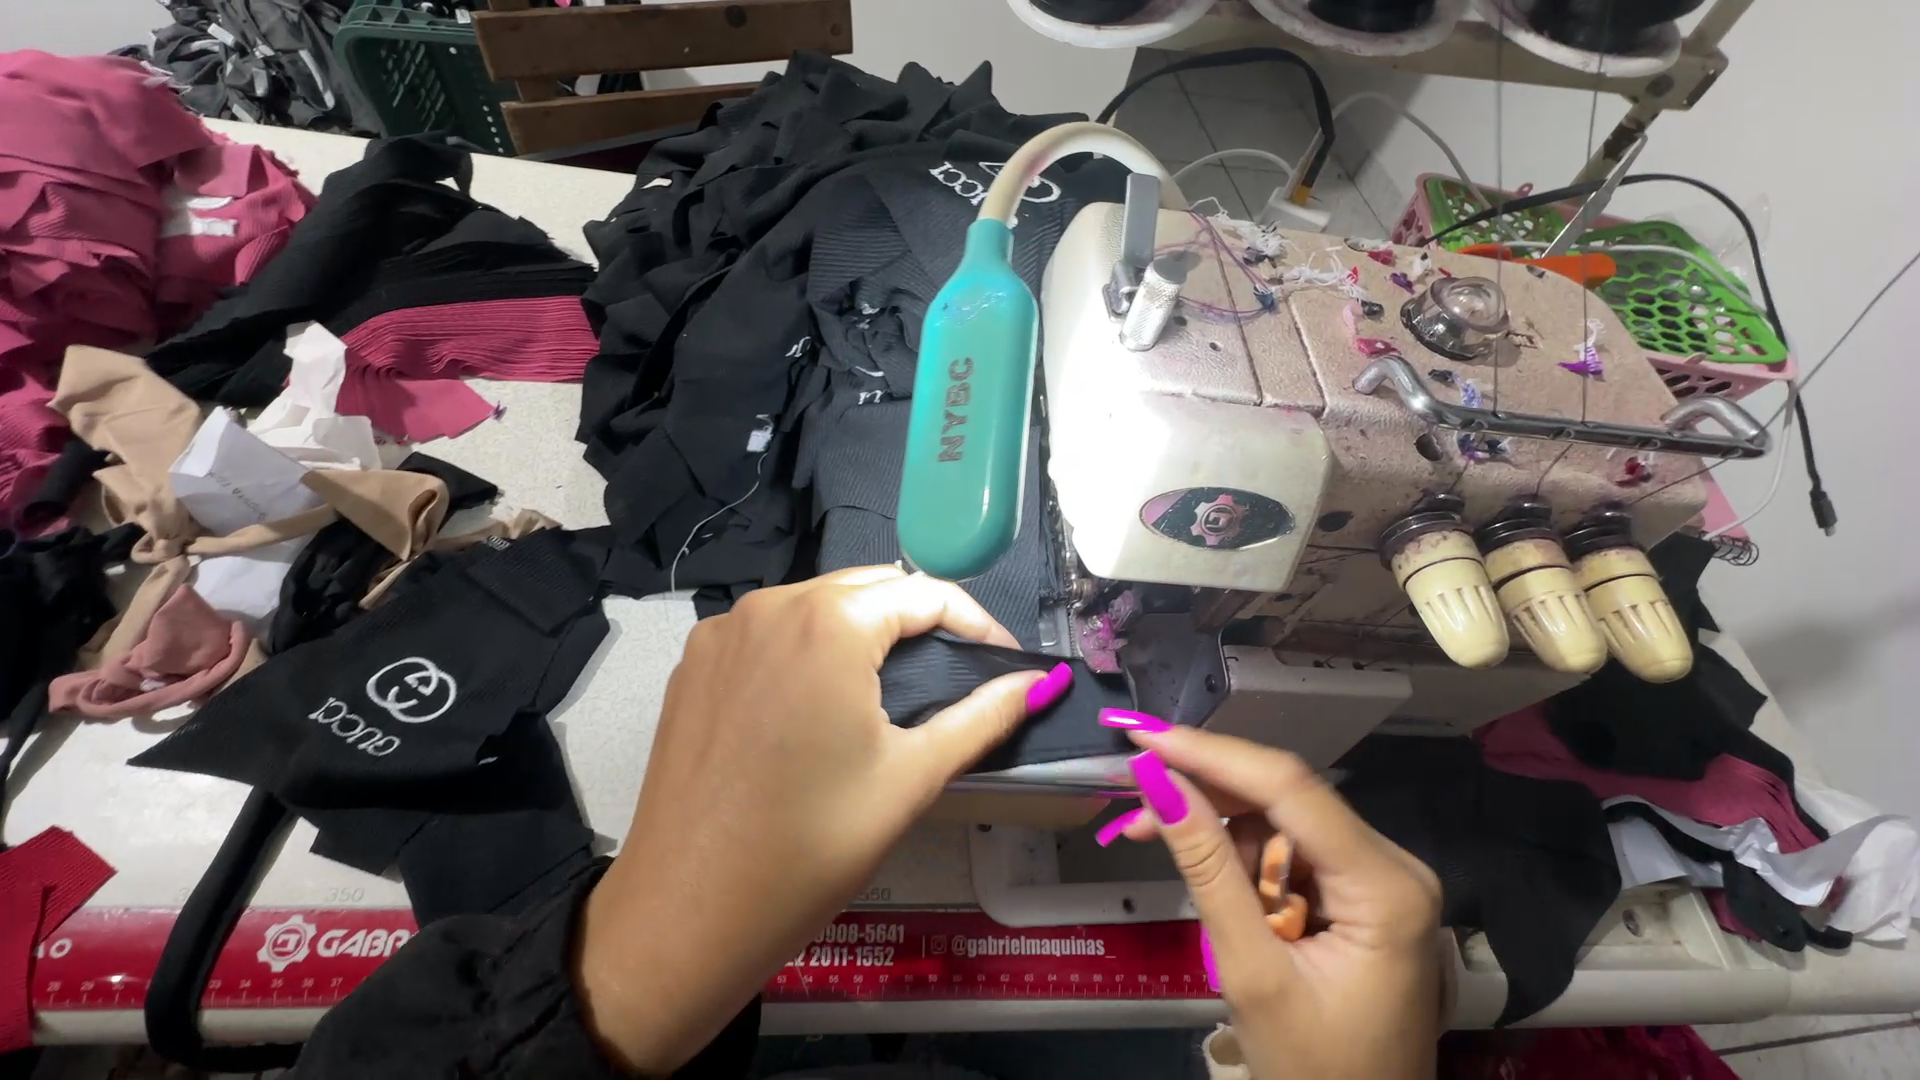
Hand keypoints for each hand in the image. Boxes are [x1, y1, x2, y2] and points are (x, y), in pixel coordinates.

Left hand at [572, 566, 1067, 1073]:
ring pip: (817, 603)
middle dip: (920, 618)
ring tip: (891, 683)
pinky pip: (769, 629)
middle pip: (869, 587)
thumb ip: (983, 717)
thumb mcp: (911, 777)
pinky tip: (818, 698)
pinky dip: (808, 645)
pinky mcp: (694, 660)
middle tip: (954, 669)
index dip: (975, 622)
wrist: (686, 913)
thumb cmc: (810, 846)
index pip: (924, 593)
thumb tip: (1038, 683)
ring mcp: (724, 630)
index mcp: (829, 623)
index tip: (1004, 659)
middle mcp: (771, 604)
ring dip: (864, 628)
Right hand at [1116, 727, 1442, 1079]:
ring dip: (1211, 820)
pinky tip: (1195, 857)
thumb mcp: (1250, 971)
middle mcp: (1390, 864)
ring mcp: (1374, 876)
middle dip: (1202, 787)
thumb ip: (1206, 868)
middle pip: (1283, 795)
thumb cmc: (1314, 1073)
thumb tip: (1157, 783)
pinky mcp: (1353, 891)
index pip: (1288, 787)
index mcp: (1384, 886)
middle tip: (1131, 784)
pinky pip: (1282, 846)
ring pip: (1275, 816)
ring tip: (1144, 827)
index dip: (1209, 753)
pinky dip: (1232, 850)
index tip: (1142, 735)